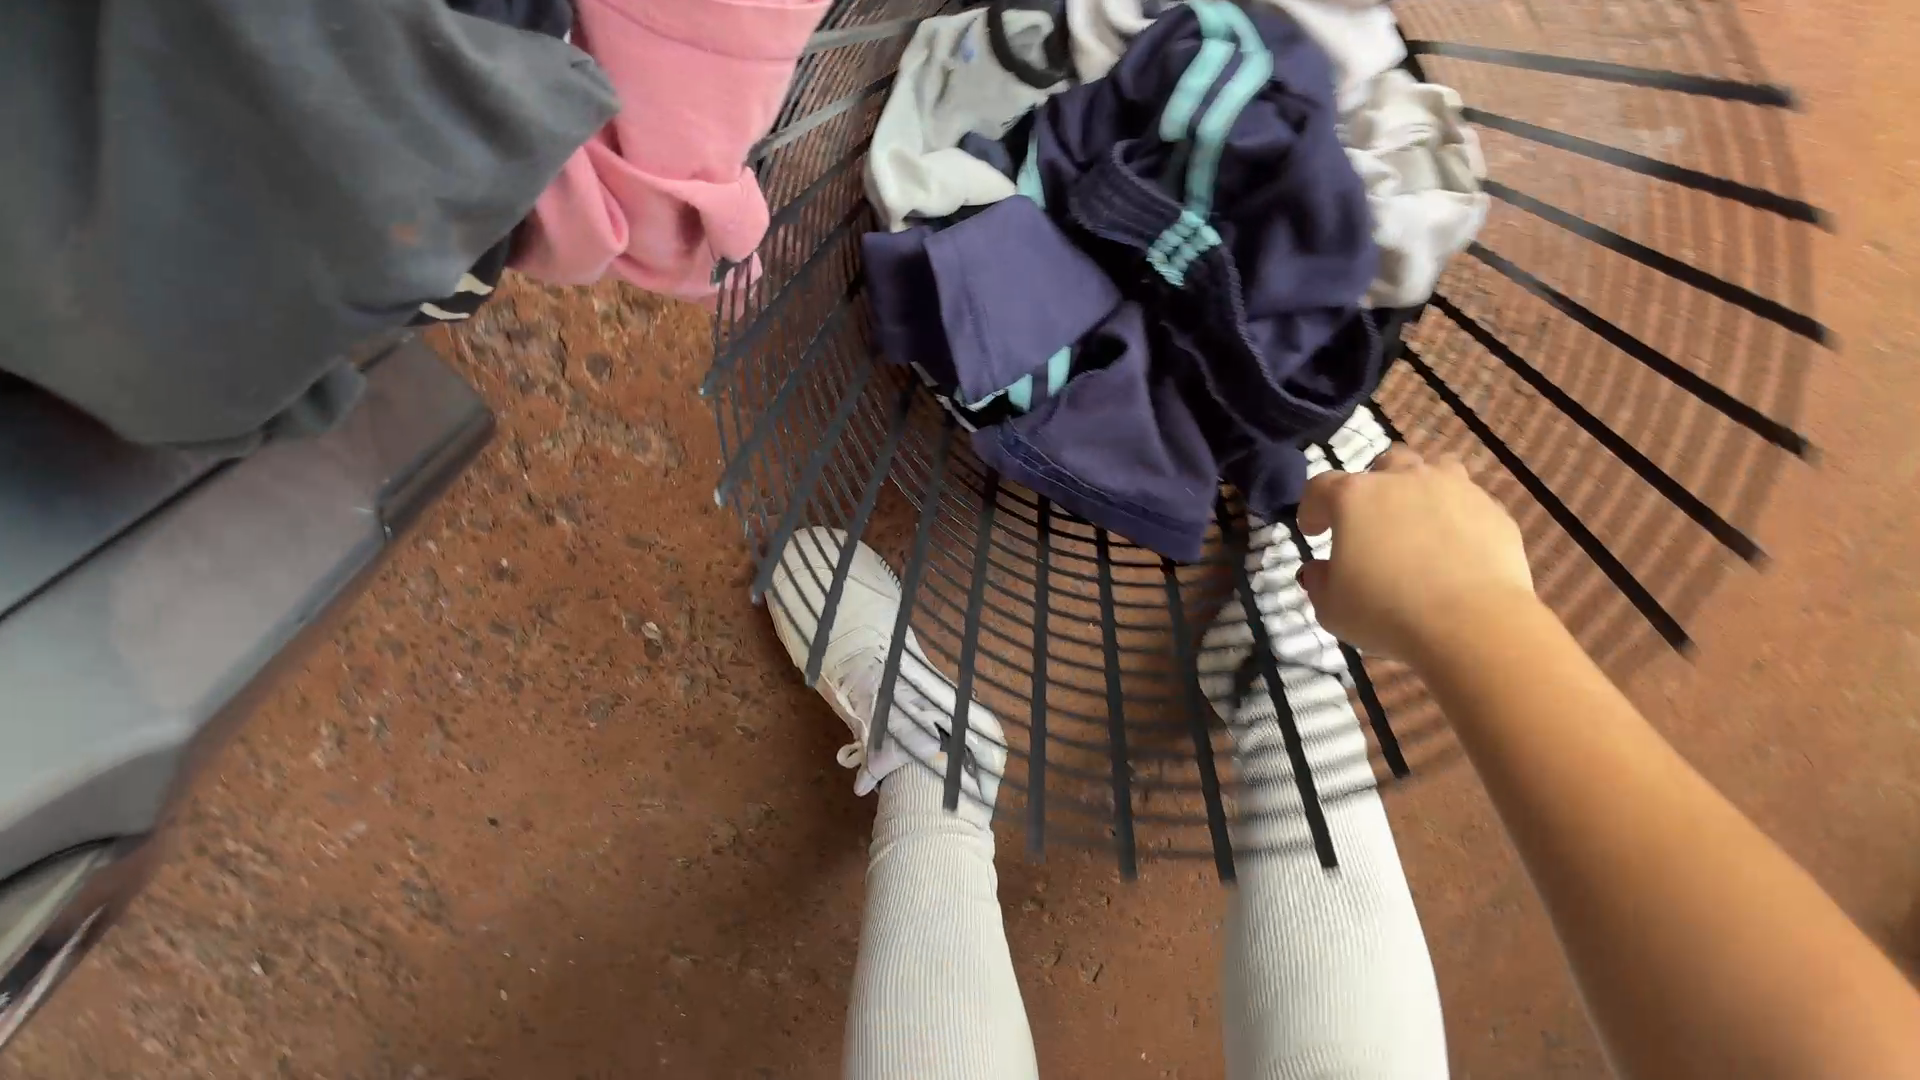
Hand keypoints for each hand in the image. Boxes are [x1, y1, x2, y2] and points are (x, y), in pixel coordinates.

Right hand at [1297, 449, 1537, 663]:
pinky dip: (1457, 518)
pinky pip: (1469, 503)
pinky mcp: (1493, 512)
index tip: (1314, 532)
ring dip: (1421, 488)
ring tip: (1418, 520)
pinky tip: (1455, 548)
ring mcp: (1454, 490)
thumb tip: (1320, 569)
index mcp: (1353, 497)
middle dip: (1373, 486)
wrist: (1471, 625)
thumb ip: (1319, 581)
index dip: (1312, 508)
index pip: (1320, 487)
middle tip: (1371, 521)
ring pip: (1435, 469)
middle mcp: (1402, 480)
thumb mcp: (1330, 607)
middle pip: (1384, 464)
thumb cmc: (1385, 612)